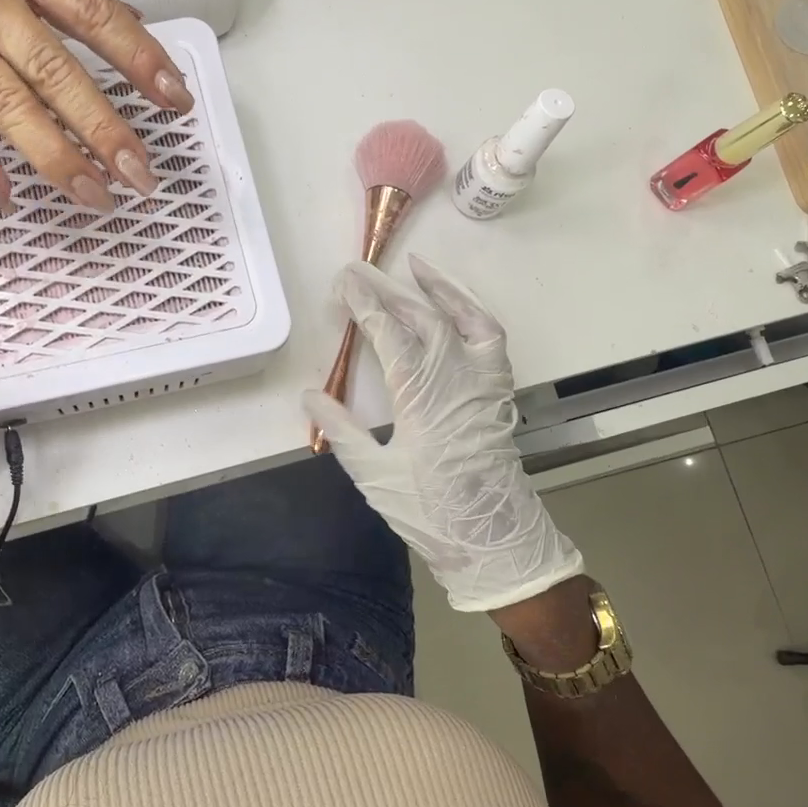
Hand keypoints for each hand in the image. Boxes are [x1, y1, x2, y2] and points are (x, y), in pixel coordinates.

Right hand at [303, 258, 584, 612]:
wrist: (494, 539)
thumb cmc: (430, 511)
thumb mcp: (374, 475)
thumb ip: (341, 431)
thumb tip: (310, 395)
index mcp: (421, 398)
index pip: (389, 336)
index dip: (366, 306)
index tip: (344, 284)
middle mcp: (455, 379)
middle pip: (421, 319)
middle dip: (388, 291)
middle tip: (359, 270)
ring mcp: (483, 381)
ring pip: (460, 320)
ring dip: (436, 290)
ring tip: (412, 267)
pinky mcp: (498, 390)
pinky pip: (491, 338)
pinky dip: (474, 312)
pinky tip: (457, 303)